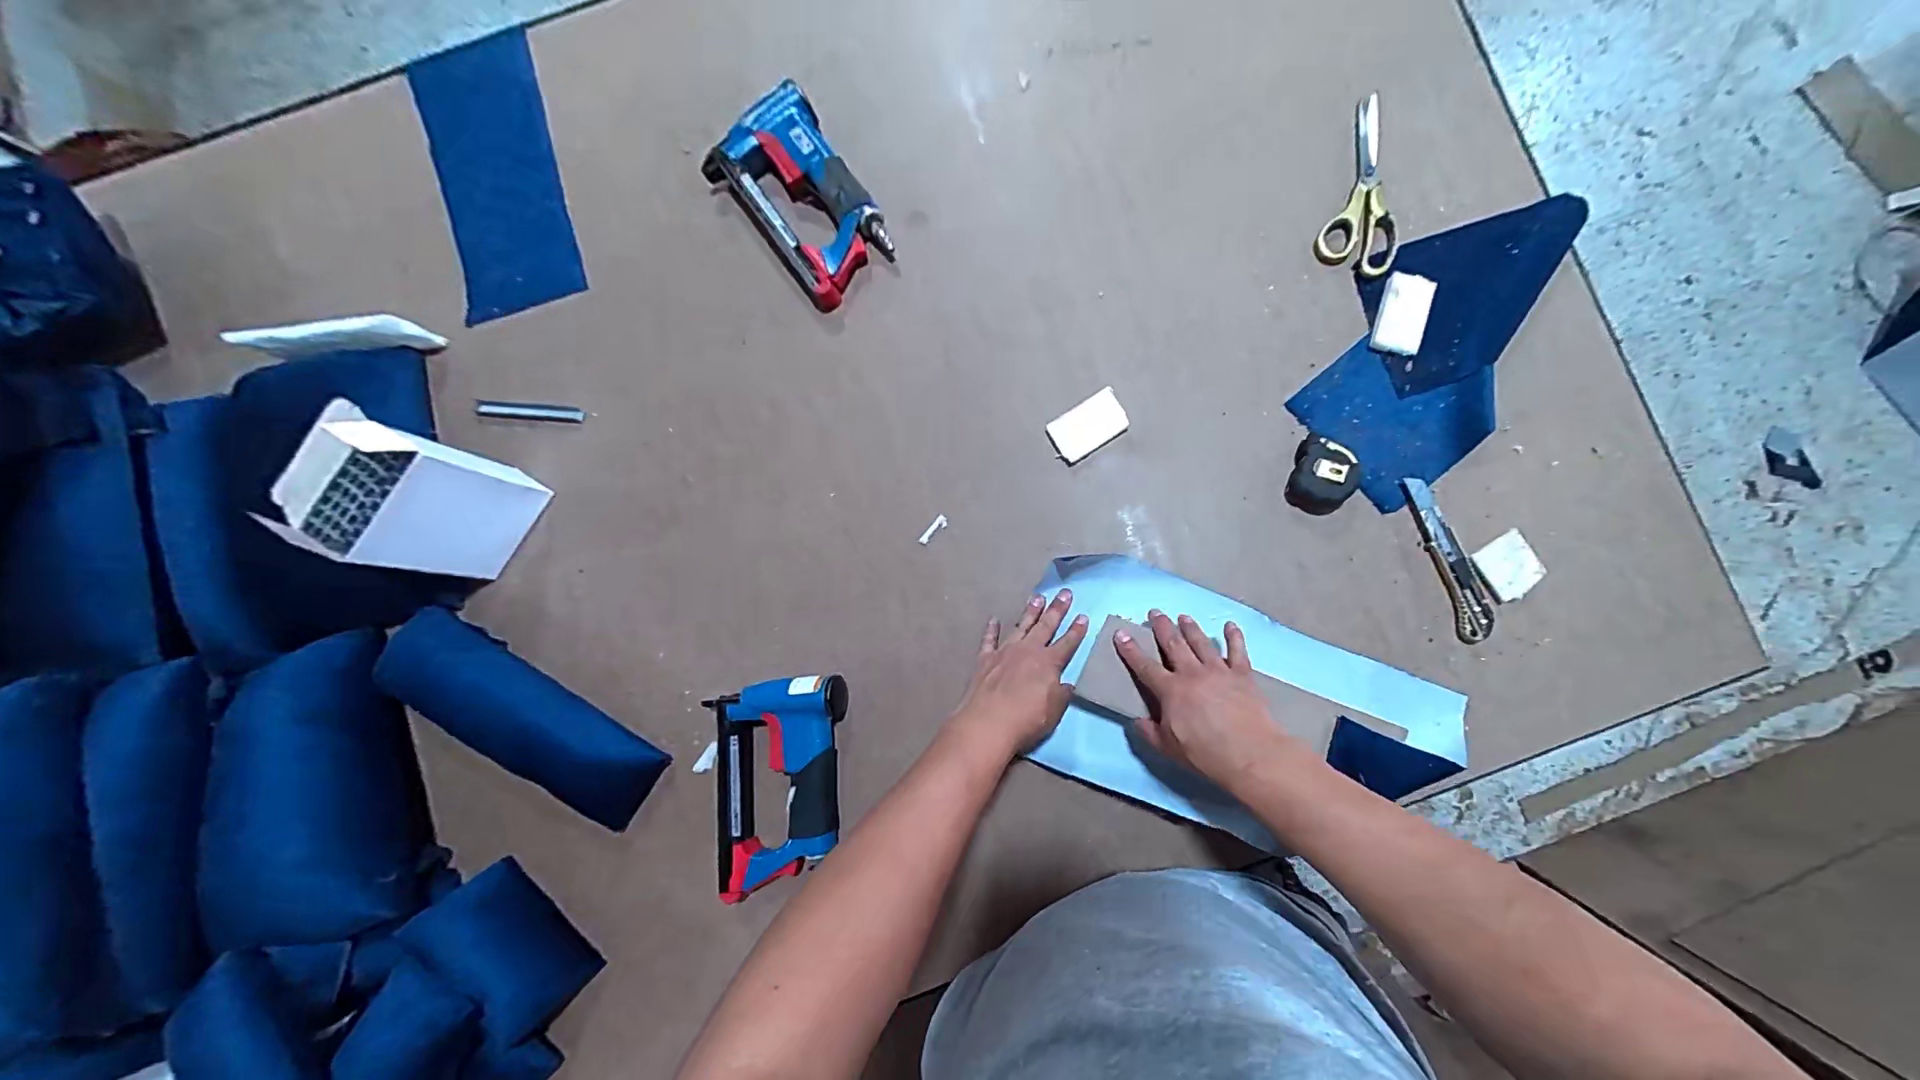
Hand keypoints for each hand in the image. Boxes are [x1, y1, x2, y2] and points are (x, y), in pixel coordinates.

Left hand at [947, 590, 1089, 757]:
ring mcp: (1005, 652)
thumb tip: (1067, 684)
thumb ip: (1062, 694)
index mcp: (1048, 663)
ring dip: (1030, 612)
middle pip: (1045, 626)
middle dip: (1057, 609)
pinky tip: (994, 620)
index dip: (1076, 630)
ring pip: (1020, 626)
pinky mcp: (985, 659)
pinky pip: (989, 639)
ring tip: (1037, 598)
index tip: (1083, 616)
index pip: (1067, 643)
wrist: (987, 723)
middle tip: (1065, 593)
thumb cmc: (1026, 720)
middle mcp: (1028, 651)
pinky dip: (992, 629)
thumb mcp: (1054, 710)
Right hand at [1114, 611, 1309, 794]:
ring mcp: (1219, 671)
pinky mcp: (1243, 675)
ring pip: (1201, 643)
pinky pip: (1237, 651)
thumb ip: (1150, 732)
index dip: (1130, 650)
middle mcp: (1192, 674)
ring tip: (1183, 617)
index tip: (1121, 633)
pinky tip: (1230, 626)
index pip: (1145, 666)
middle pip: (1174, 645)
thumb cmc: (1206, 754)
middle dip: (1162, 627)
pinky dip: (1234, 637)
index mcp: (1171, 690)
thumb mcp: (1168, 748)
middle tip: (1155, 613)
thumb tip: (1137, 721)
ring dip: (1191, 628)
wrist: (1251, 755)